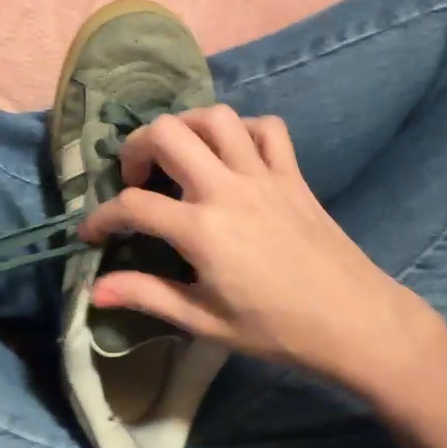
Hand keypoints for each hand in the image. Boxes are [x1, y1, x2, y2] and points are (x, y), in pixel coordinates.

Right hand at [79, 107, 446, 390]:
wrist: (355, 323)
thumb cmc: (276, 330)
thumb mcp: (205, 321)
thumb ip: (147, 296)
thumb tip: (94, 291)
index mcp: (202, 230)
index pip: (133, 206)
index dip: (101, 217)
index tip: (91, 233)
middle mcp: (228, 190)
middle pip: (167, 134)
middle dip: (135, 148)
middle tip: (133, 179)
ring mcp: (264, 176)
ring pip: (216, 117)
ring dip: (185, 127)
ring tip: (176, 157)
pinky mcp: (293, 175)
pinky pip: (267, 128)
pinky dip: (242, 130)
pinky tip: (231, 155)